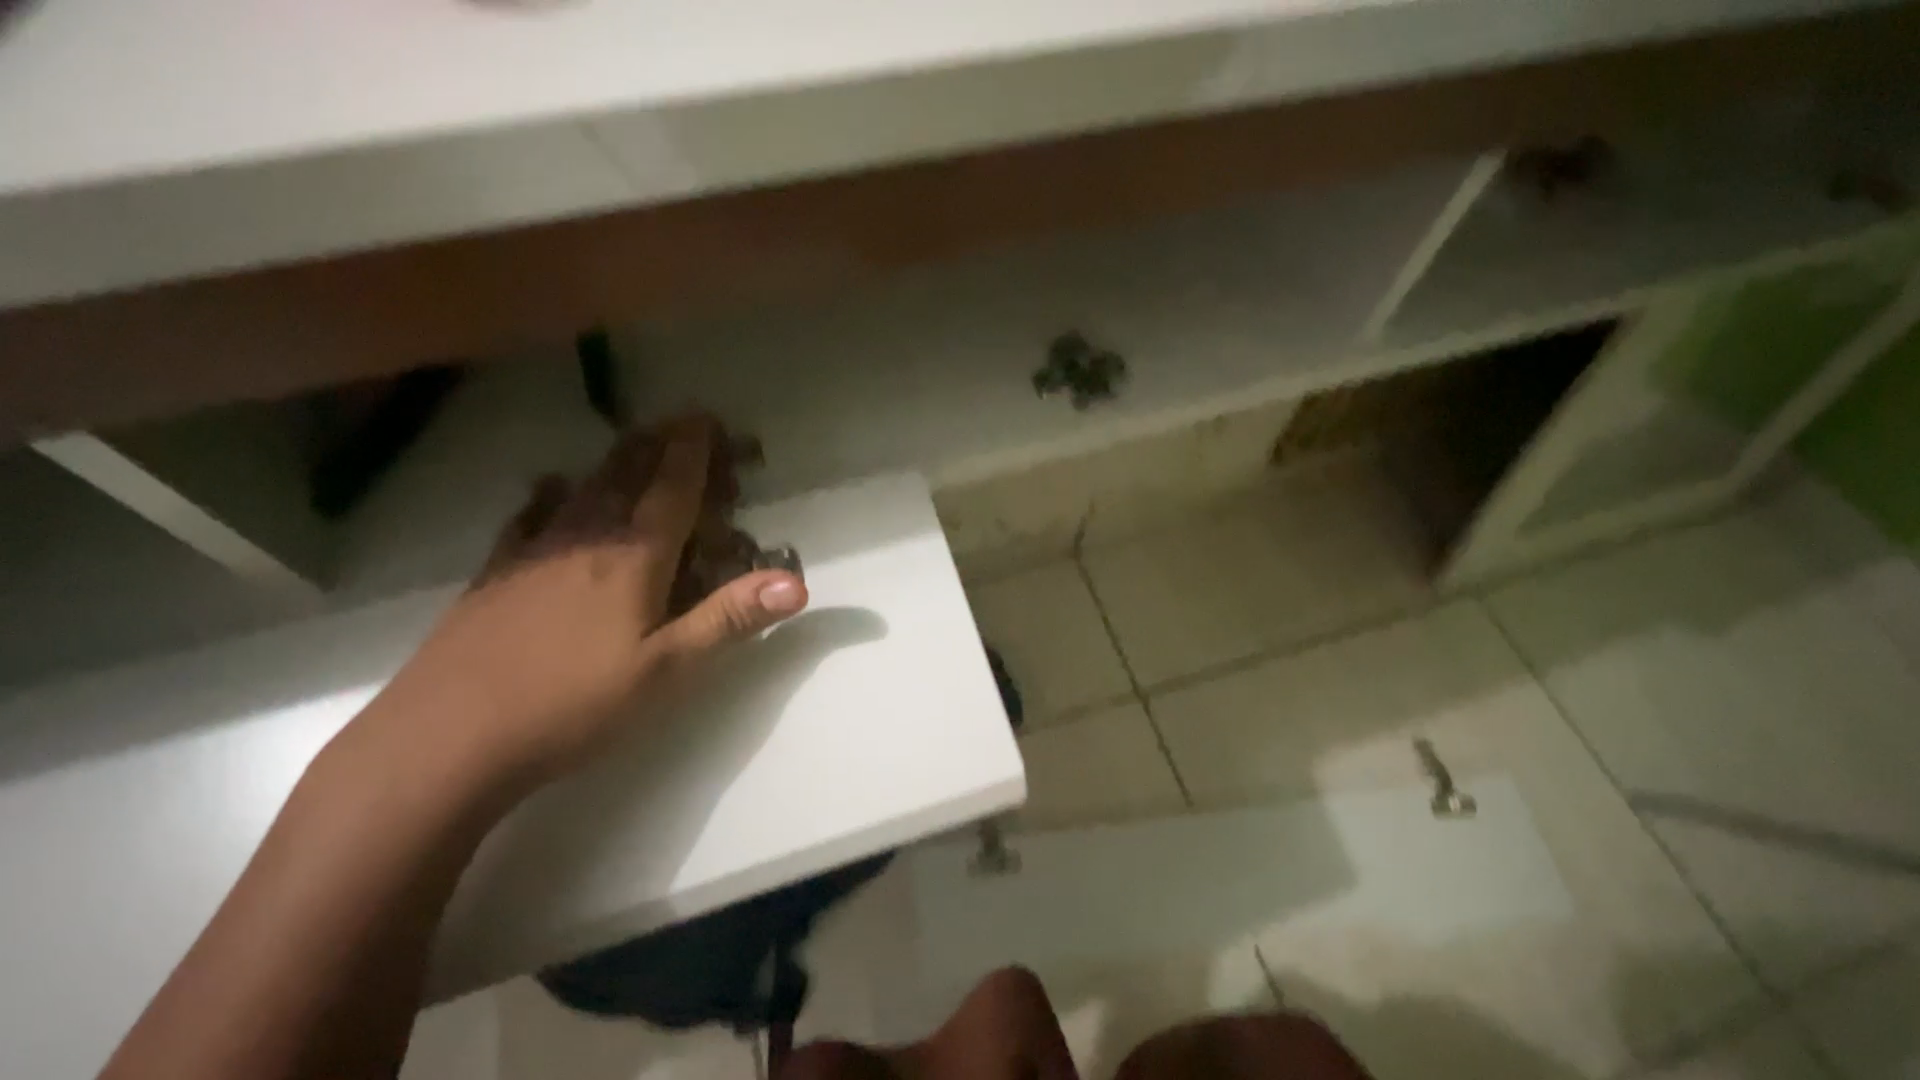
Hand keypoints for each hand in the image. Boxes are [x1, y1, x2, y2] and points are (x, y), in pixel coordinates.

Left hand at [359, 416, 808, 789]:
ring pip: (582, 490)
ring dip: (612, 463)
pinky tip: (548, 489)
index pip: (671, 490)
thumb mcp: (666, 672)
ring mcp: (534, 554)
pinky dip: (548, 496)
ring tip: (629, 445)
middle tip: (676, 423)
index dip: (692, 452)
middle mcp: (585, 541)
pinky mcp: (495, 575)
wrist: (451, 734)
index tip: (707, 419)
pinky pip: (529, 517)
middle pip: (625, 477)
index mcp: (633, 560)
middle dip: (656, 446)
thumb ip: (727, 620)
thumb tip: (796, 583)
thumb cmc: (573, 705)